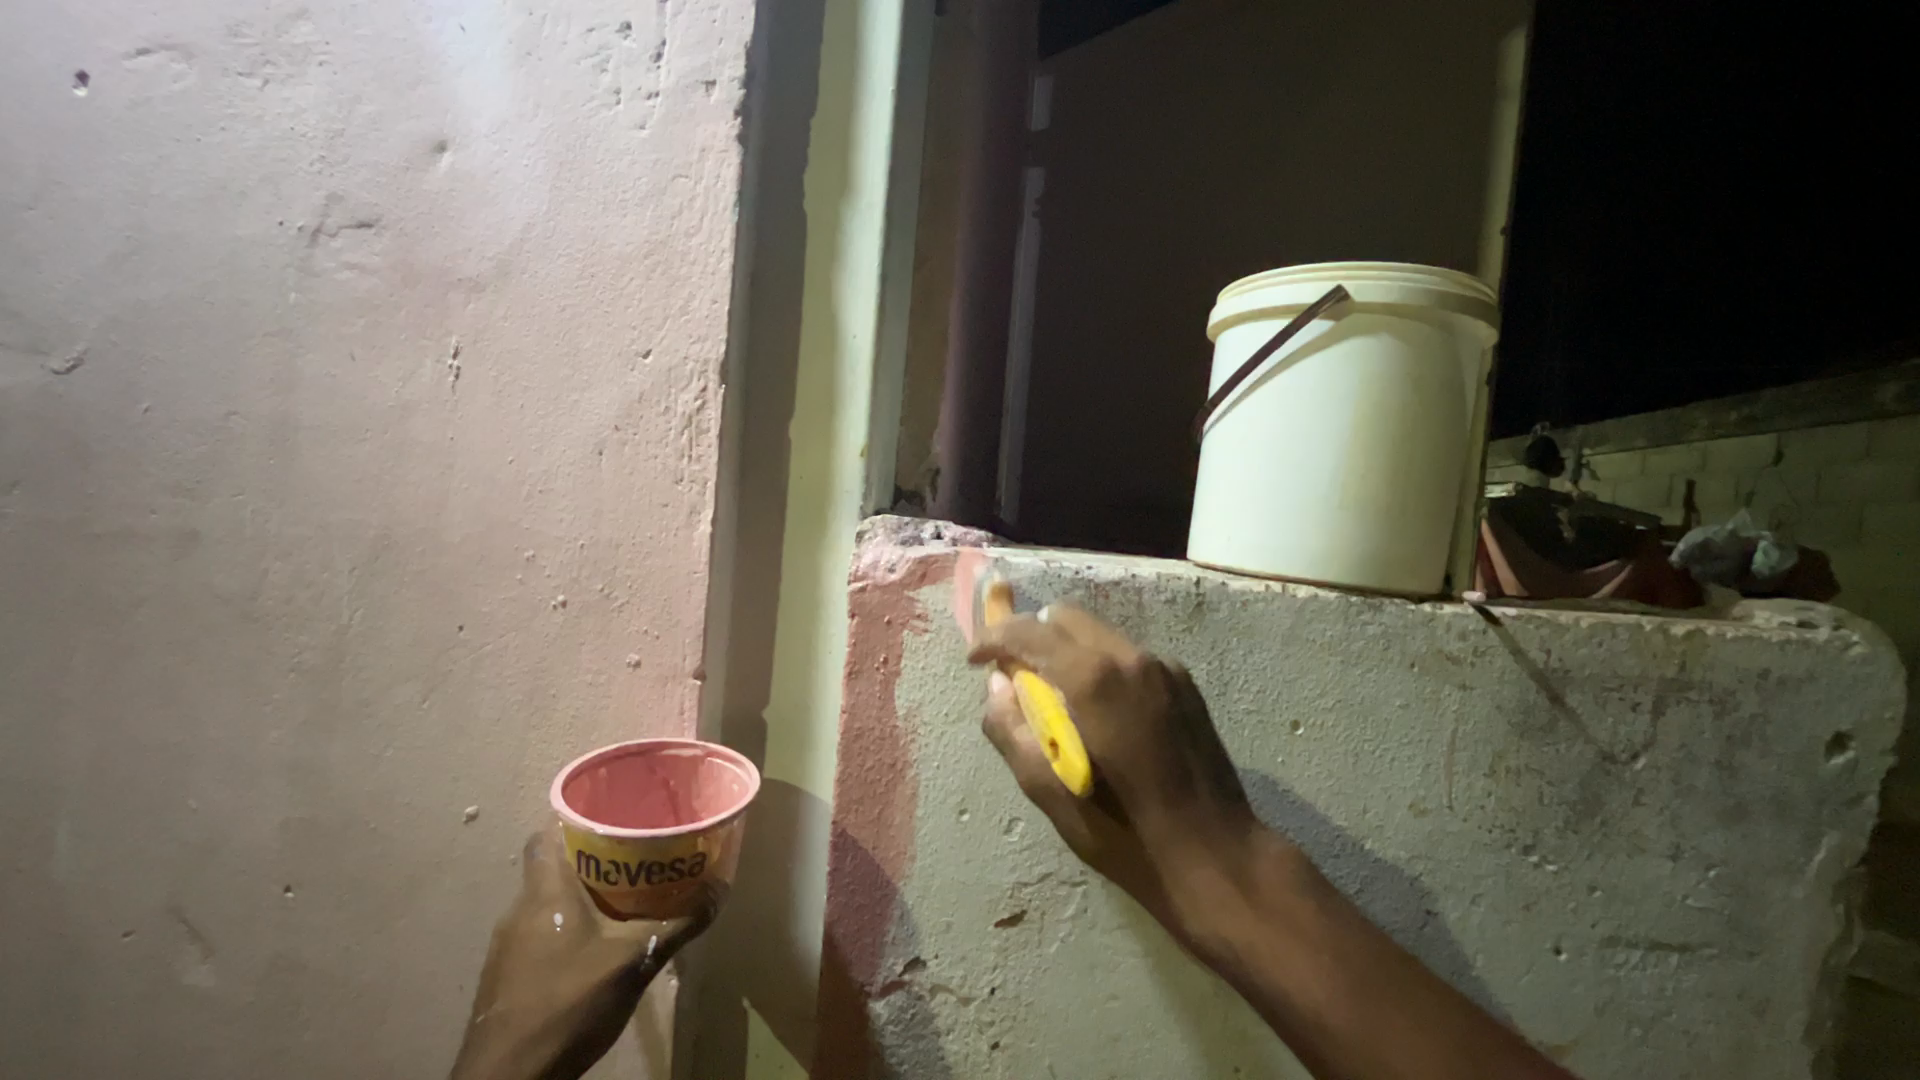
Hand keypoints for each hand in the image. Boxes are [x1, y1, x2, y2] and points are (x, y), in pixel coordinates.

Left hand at [449, 830, 715, 1079]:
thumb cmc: (568, 1004)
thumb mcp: (635, 961)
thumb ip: (678, 923)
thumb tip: (719, 890)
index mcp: (544, 892)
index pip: (545, 833)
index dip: (574, 817)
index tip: (611, 814)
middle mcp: (520, 910)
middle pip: (552, 865)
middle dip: (592, 857)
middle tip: (636, 854)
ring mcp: (508, 945)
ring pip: (547, 900)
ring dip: (581, 894)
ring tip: (625, 895)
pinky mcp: (507, 976)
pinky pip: (541, 931)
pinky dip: (569, 926)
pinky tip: (598, 943)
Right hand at [968, 604, 1271, 942]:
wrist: (1216, 856)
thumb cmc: (1125, 834)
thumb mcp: (1049, 791)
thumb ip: (1010, 730)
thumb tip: (997, 687)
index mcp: (1096, 678)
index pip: (1030, 631)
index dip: (993, 638)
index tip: (974, 660)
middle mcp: (1132, 657)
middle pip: (1066, 618)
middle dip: (1030, 637)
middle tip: (1012, 675)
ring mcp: (1165, 667)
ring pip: (1098, 634)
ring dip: (1065, 651)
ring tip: (1053, 697)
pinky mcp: (1185, 684)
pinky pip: (1127, 657)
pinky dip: (1099, 667)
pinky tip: (1097, 712)